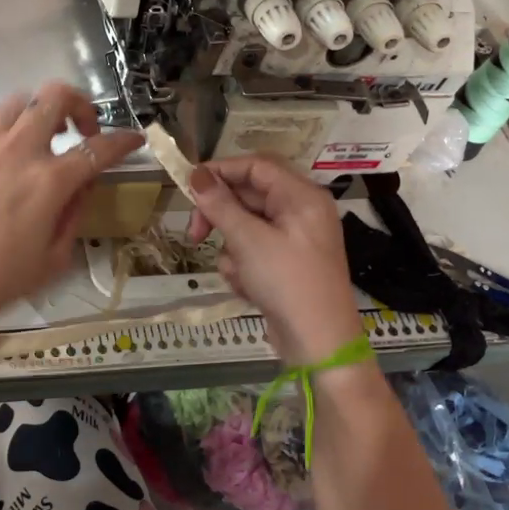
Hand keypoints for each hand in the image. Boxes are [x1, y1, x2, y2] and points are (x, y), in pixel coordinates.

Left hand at [0, 82, 143, 351]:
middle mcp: (17, 152)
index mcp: (49, 181)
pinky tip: (2, 170)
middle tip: (82, 129)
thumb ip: (75, 212)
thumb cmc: (0, 280)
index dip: (123, 141)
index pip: (99, 148)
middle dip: (79, 104)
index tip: (134, 140)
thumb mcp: (55, 257)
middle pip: (54, 97)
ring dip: (38, 113)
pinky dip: (5, 140)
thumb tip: (82, 184)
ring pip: (17, 102)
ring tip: (42, 137)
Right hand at [186, 156, 363, 363]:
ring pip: (245, 226)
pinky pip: (253, 251)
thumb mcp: (248, 241)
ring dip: (231, 248)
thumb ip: (220, 205)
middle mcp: (301, 211)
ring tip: (238, 272)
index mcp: (301, 196)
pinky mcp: (286, 264)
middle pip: (248, 196)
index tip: (188, 187)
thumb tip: (196, 175)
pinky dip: (243, 266)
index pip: (255, 165)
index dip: (219, 171)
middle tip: (194, 235)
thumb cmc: (288, 283)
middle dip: (220, 217)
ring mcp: (294, 239)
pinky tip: (248, 287)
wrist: (320, 344)